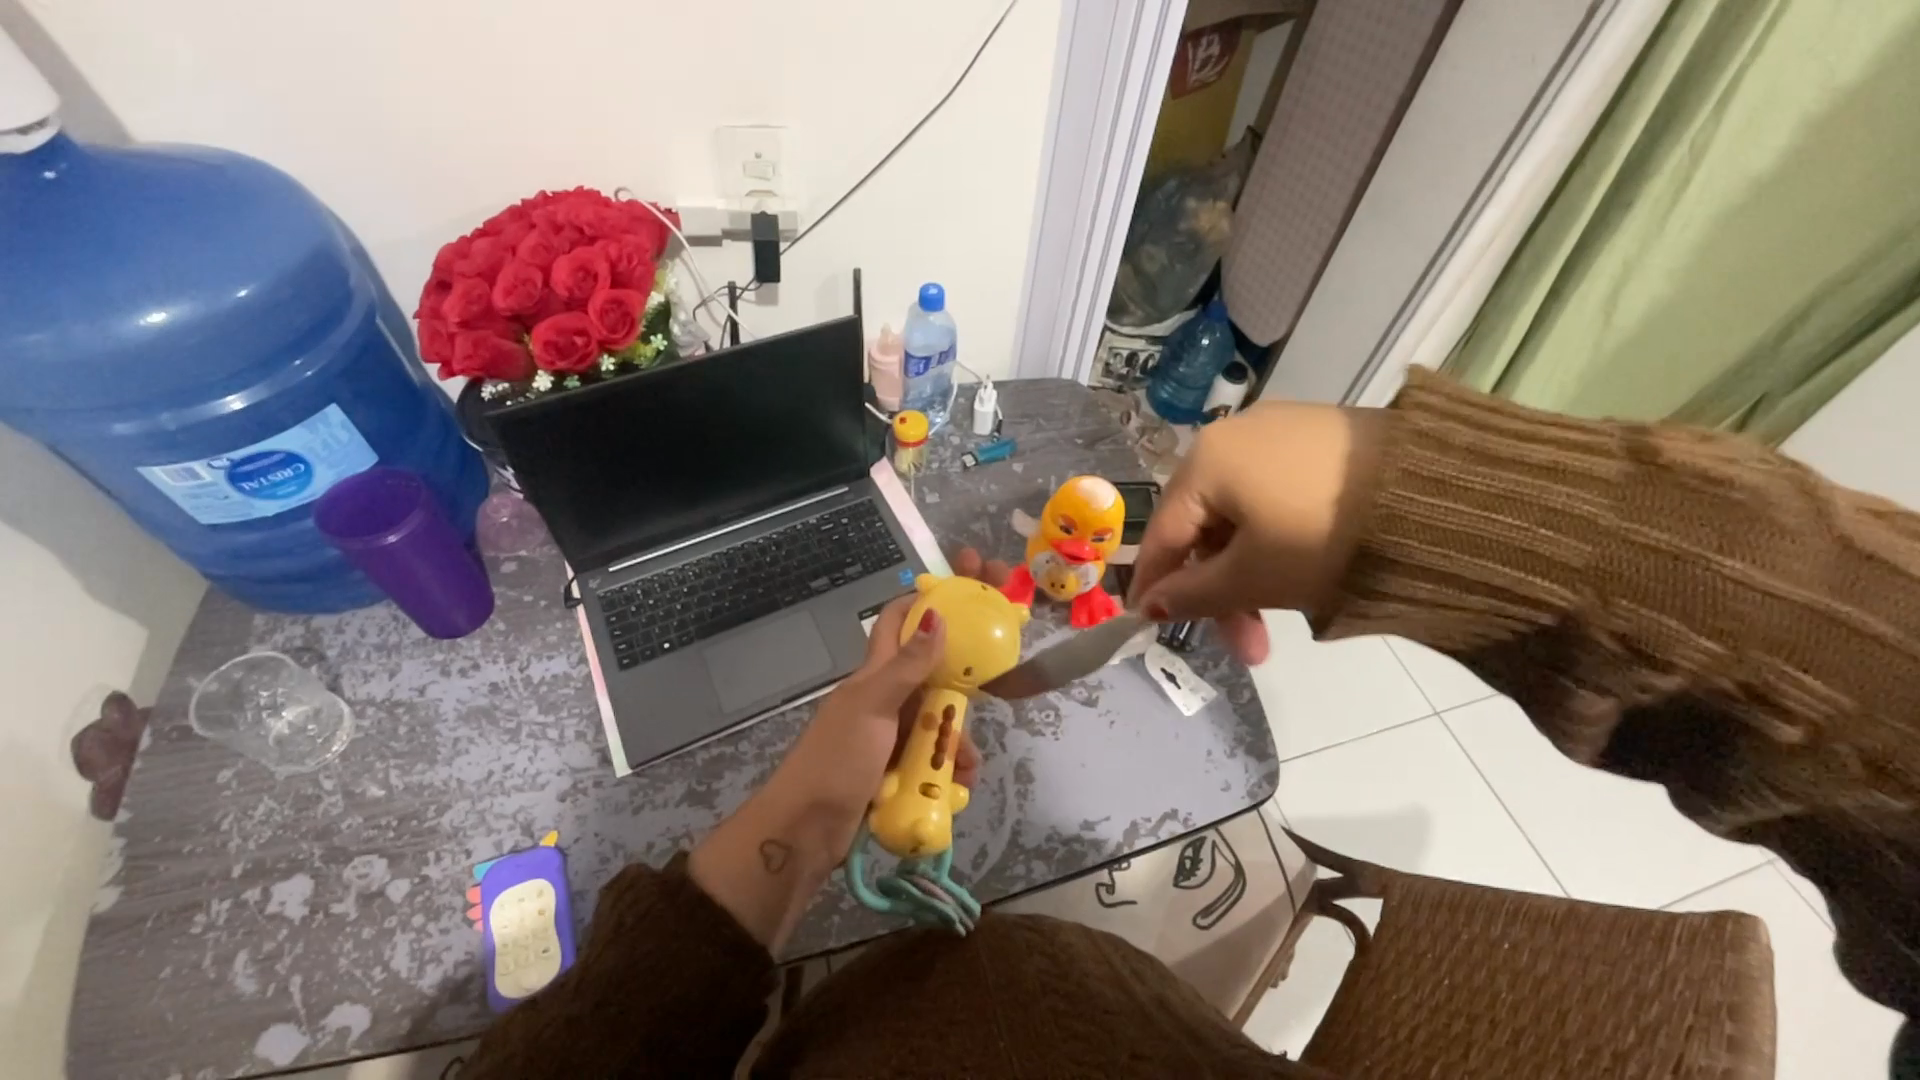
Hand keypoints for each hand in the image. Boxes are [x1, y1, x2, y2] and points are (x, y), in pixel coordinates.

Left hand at [687, 550, 1005, 947]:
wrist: (804, 832)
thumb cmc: (836, 761)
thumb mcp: (874, 708)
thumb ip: (908, 666)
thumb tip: (937, 615)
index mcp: (874, 676)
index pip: (898, 624)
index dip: (925, 605)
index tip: (965, 594)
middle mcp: (884, 700)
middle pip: (930, 679)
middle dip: (960, 692)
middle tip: (989, 699)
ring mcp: (889, 738)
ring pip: (936, 726)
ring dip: (956, 744)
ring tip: (967, 767)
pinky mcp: (894, 773)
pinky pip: (930, 764)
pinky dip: (946, 774)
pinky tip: (958, 788)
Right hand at [1126, 401, 1385, 664]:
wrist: (1444, 495)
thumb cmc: (1322, 538)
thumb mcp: (1251, 577)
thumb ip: (1193, 595)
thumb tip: (1149, 605)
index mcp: (1205, 459)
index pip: (1164, 533)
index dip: (1154, 583)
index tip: (1145, 624)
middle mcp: (1235, 433)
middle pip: (1206, 525)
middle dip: (1220, 592)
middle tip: (1248, 649)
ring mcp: (1283, 430)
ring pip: (1243, 514)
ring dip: (1250, 572)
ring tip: (1279, 621)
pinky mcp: (1324, 437)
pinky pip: (1277, 495)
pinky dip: (1276, 538)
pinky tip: (1296, 571)